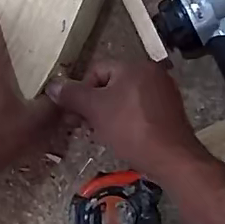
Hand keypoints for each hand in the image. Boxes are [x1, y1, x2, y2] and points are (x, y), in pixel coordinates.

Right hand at [46, 59, 209, 177]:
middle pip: (112, 84)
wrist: (171, 157)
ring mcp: (164, 93)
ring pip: (125, 99)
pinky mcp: (169, 112)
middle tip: (84, 126)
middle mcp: (153, 73)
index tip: (74, 114)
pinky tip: (122, 138)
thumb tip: (53, 86)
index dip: (81, 91)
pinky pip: (140, 111)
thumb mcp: (95, 110)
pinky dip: (127, 121)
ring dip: (109, 115)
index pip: (97, 70)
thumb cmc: (131, 129)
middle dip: (94, 105)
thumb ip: (73, 95)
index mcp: (136, 66)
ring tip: (102, 135)